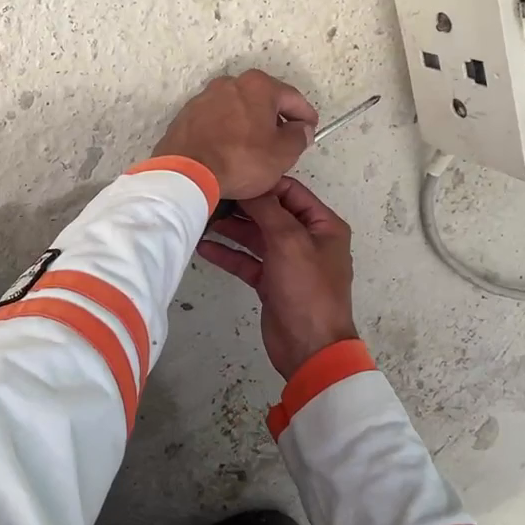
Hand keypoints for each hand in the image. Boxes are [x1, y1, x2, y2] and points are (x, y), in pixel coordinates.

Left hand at [151, 70, 318, 200]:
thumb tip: (300, 129)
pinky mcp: (186, 116)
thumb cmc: (239, 160)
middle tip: (284, 141)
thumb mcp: (283, 153)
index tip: (310, 129)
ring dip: (249, 125)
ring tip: (255, 149)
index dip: (305, 116)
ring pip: (237, 109)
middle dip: (275, 119)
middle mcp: (229, 84)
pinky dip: (226, 132)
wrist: (186, 173)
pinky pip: (215, 121)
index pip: (292, 98)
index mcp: (257, 86)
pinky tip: (230, 150)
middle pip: (262, 100)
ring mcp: (204, 98)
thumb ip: (298, 136)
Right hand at [197, 177, 356, 378]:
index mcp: (323, 225)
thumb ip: (268, 209)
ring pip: (255, 237)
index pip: (290, 192)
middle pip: (270, 213)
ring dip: (231, 229)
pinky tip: (203, 247)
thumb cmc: (307, 289)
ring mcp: (289, 262)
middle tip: (209, 196)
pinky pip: (247, 261)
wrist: (310, 347)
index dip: (262, 183)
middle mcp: (307, 240)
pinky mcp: (271, 282)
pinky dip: (228, 254)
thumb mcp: (289, 241)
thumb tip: (248, 184)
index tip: (230, 177)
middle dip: (241, 206)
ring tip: (201, 218)